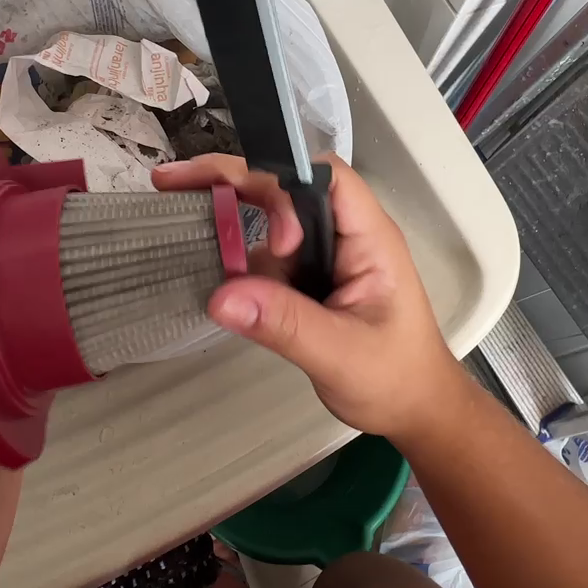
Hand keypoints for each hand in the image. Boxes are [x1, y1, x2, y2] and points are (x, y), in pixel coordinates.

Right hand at [151, 154, 471, 443]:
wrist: (414, 409)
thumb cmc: (395, 377)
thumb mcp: (341, 355)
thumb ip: (284, 324)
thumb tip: (220, 297)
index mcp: (368, 236)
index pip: (327, 178)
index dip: (288, 187)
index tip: (267, 237)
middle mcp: (344, 232)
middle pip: (288, 186)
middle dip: (234, 179)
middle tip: (172, 181)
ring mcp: (324, 251)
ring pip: (272, 215)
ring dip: (228, 211)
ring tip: (175, 202)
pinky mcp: (307, 274)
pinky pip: (266, 252)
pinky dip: (236, 253)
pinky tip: (208, 260)